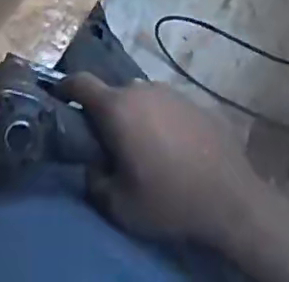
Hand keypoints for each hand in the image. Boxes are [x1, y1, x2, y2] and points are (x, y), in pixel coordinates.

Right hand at [59, 75, 263, 246]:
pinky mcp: (194, 100)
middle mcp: (142, 89)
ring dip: (135, 117)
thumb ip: (94, 181)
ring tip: (142, 148)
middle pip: (113, 94)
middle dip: (105, 114)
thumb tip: (94, 166)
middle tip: (107, 143)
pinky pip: (165, 106)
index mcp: (118, 108)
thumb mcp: (119, 205)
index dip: (65, 88)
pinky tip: (171, 148)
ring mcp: (171, 91)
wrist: (229, 196)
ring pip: (141, 98)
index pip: (82, 83)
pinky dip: (160, 121)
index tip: (58, 97)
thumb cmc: (168, 198)